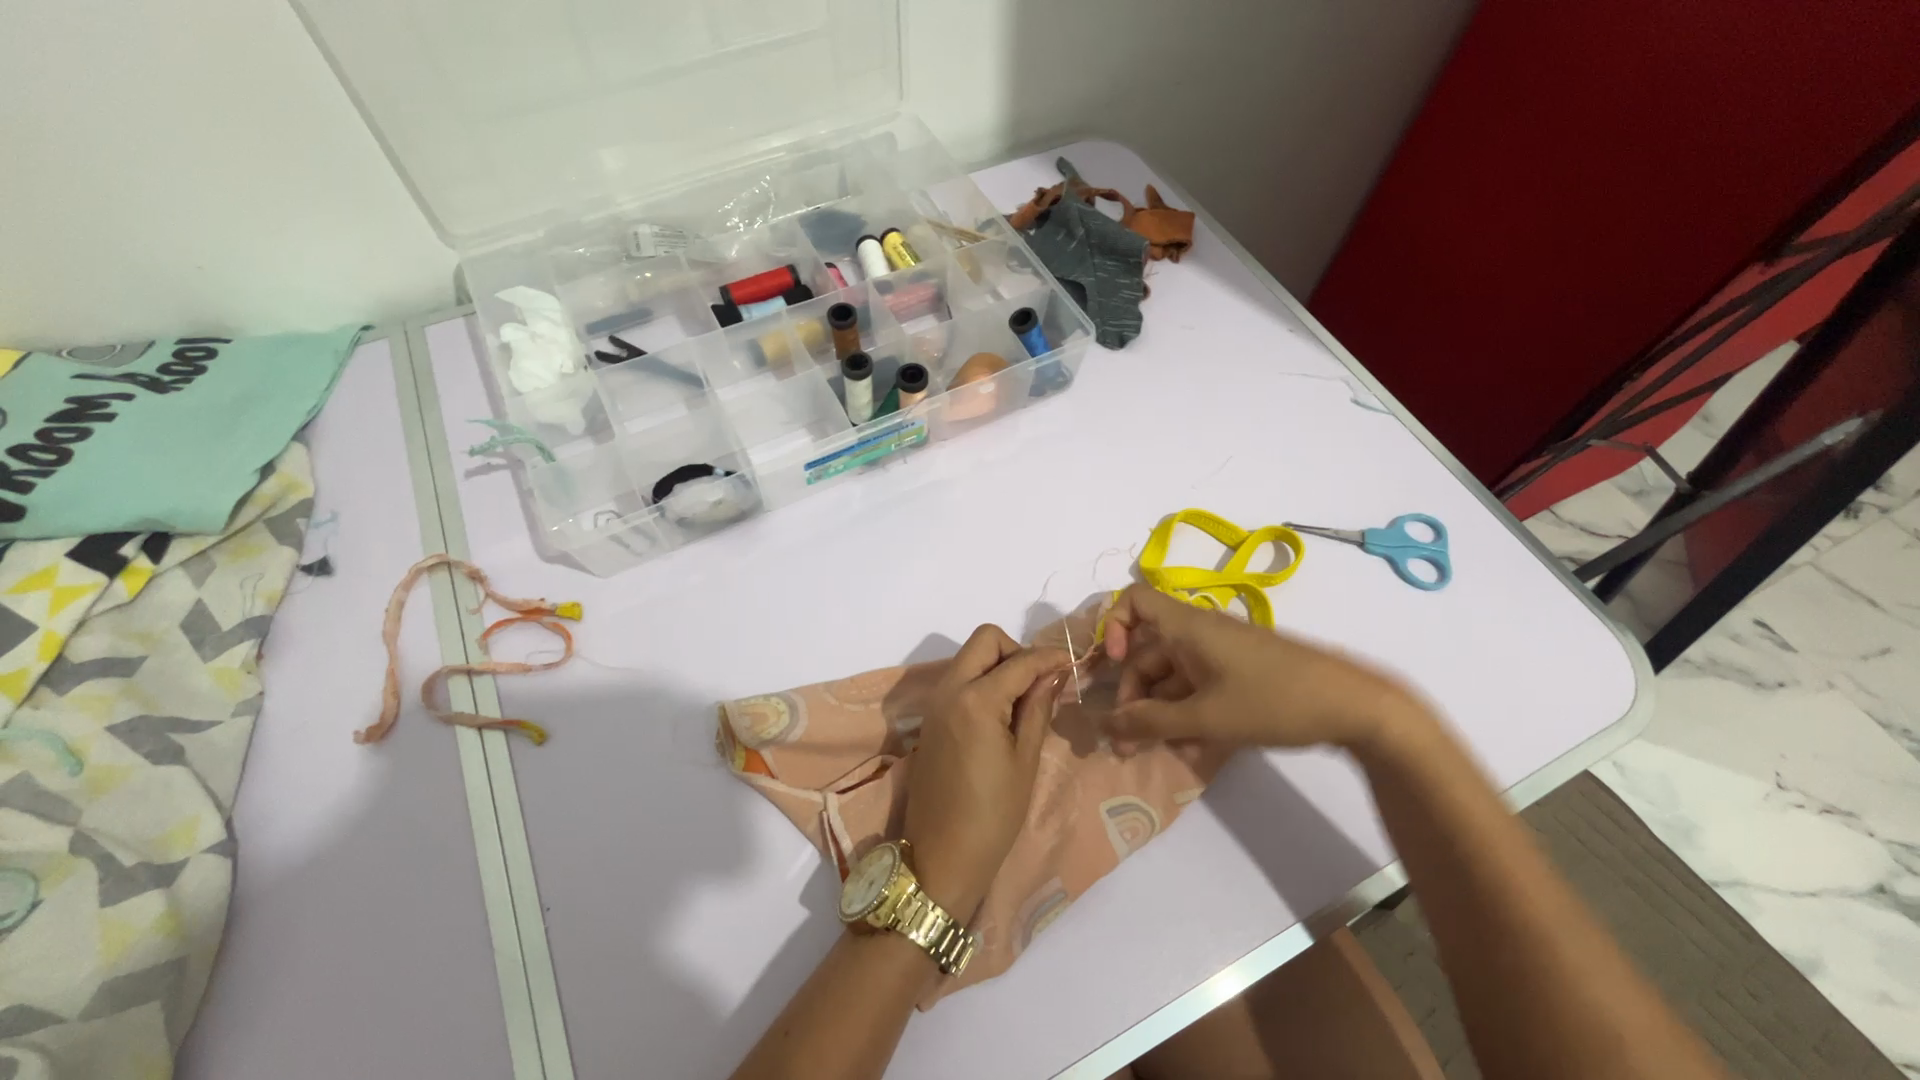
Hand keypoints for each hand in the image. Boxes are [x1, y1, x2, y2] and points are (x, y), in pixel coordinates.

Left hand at [903, 625, 1069, 920]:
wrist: (941, 855)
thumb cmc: (993, 814)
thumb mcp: (1025, 760)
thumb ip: (1037, 708)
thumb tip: (1052, 674)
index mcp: (976, 699)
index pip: (1020, 661)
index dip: (1050, 658)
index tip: (1072, 664)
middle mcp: (949, 690)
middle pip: (984, 640)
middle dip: (1016, 650)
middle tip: (1040, 682)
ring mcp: (935, 703)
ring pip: (969, 657)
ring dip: (997, 664)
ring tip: (1025, 700)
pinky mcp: (931, 718)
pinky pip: (958, 679)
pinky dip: (981, 681)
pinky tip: (1002, 713)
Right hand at [1100, 583, 1426, 752]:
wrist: (1354, 707)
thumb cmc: (1274, 702)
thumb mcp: (1206, 719)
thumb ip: (1150, 723)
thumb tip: (1104, 725)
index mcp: (1188, 627)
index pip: (1134, 602)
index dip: (1113, 627)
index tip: (1111, 666)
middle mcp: (1199, 634)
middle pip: (1147, 654)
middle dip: (1133, 697)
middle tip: (1127, 742)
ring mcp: (1222, 655)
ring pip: (1172, 678)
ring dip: (1159, 714)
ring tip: (1154, 754)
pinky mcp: (1241, 676)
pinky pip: (1199, 689)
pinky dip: (1187, 715)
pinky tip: (1191, 750)